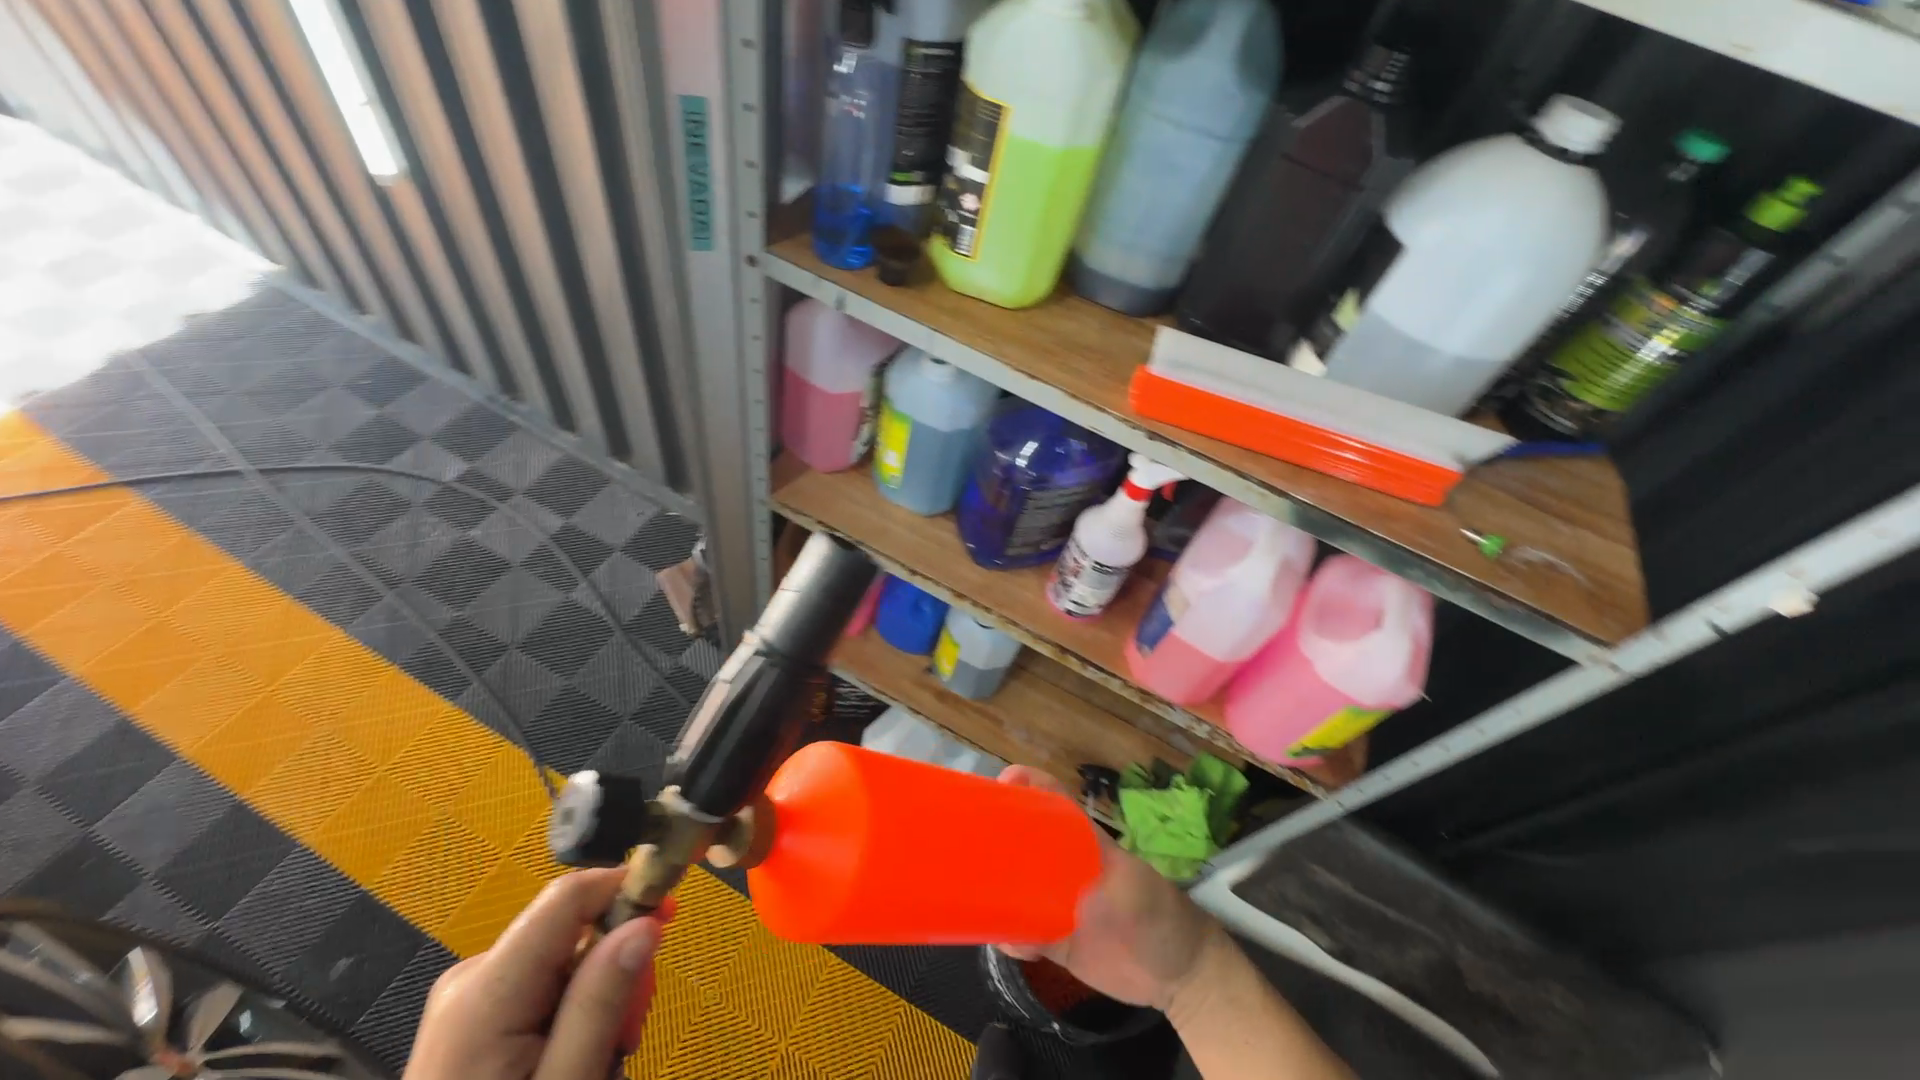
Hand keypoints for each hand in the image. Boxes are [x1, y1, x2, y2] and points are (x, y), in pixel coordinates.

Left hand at [405, 869, 674, 1079]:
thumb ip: (602, 1003)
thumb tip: (646, 922)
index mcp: (487, 990)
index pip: (567, 897)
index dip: (625, 889)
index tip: (670, 917)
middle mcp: (473, 976)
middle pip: (571, 929)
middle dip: (616, 964)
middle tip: (629, 1031)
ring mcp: (469, 994)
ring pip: (565, 956)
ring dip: (600, 992)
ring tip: (600, 1055)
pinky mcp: (474, 1011)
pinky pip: (545, 981)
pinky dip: (575, 1007)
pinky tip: (575, 1052)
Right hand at [994, 766, 1223, 1011]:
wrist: (1180, 977)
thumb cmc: (1161, 917)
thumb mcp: (1134, 888)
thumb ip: (1095, 882)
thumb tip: (1046, 889)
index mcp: (1083, 843)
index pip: (1052, 804)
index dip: (1028, 787)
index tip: (1000, 783)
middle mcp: (1062, 868)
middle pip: (1020, 844)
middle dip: (992, 840)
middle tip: (964, 845)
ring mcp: (1055, 904)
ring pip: (1011, 889)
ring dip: (992, 893)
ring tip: (972, 899)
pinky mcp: (1053, 940)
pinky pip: (1019, 933)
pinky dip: (1008, 937)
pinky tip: (1006, 942)